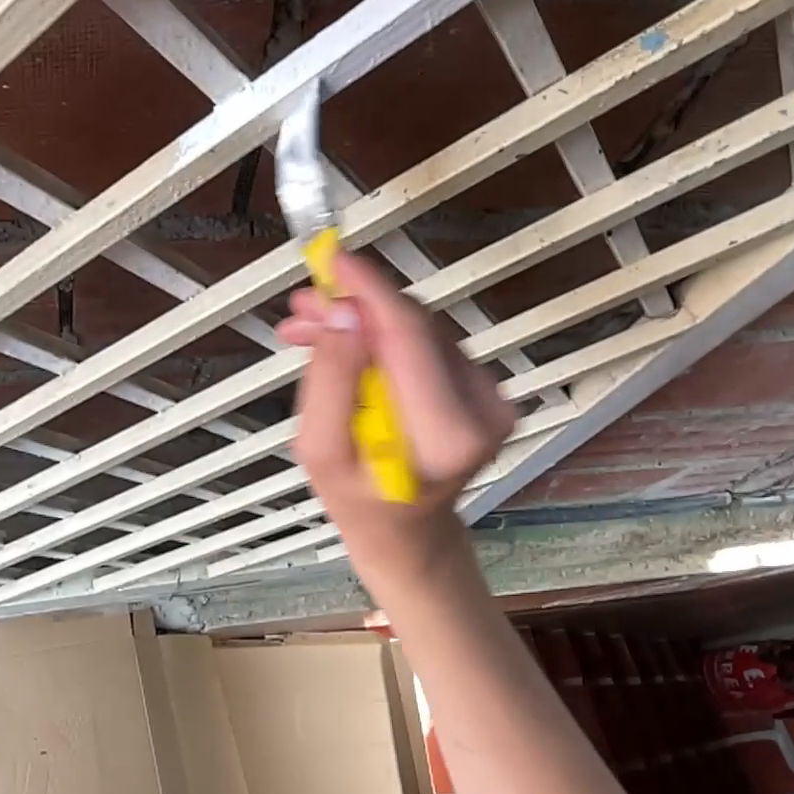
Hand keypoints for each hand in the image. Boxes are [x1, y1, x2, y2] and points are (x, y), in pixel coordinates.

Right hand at [278, 250, 514, 583]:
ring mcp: (491, 397)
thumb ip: (329, 382)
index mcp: (447, 431)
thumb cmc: (359, 502)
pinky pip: (425, 345)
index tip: (332, 260)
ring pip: (417, 331)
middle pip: (413, 326)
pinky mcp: (484, 388)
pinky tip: (345, 349)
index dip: (368, 290)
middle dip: (354, 307)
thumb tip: (342, 313)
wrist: (407, 533)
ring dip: (362, 322)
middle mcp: (483, 408)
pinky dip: (382, 339)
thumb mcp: (321, 451)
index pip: (408, 335)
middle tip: (302, 306)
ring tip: (311, 330)